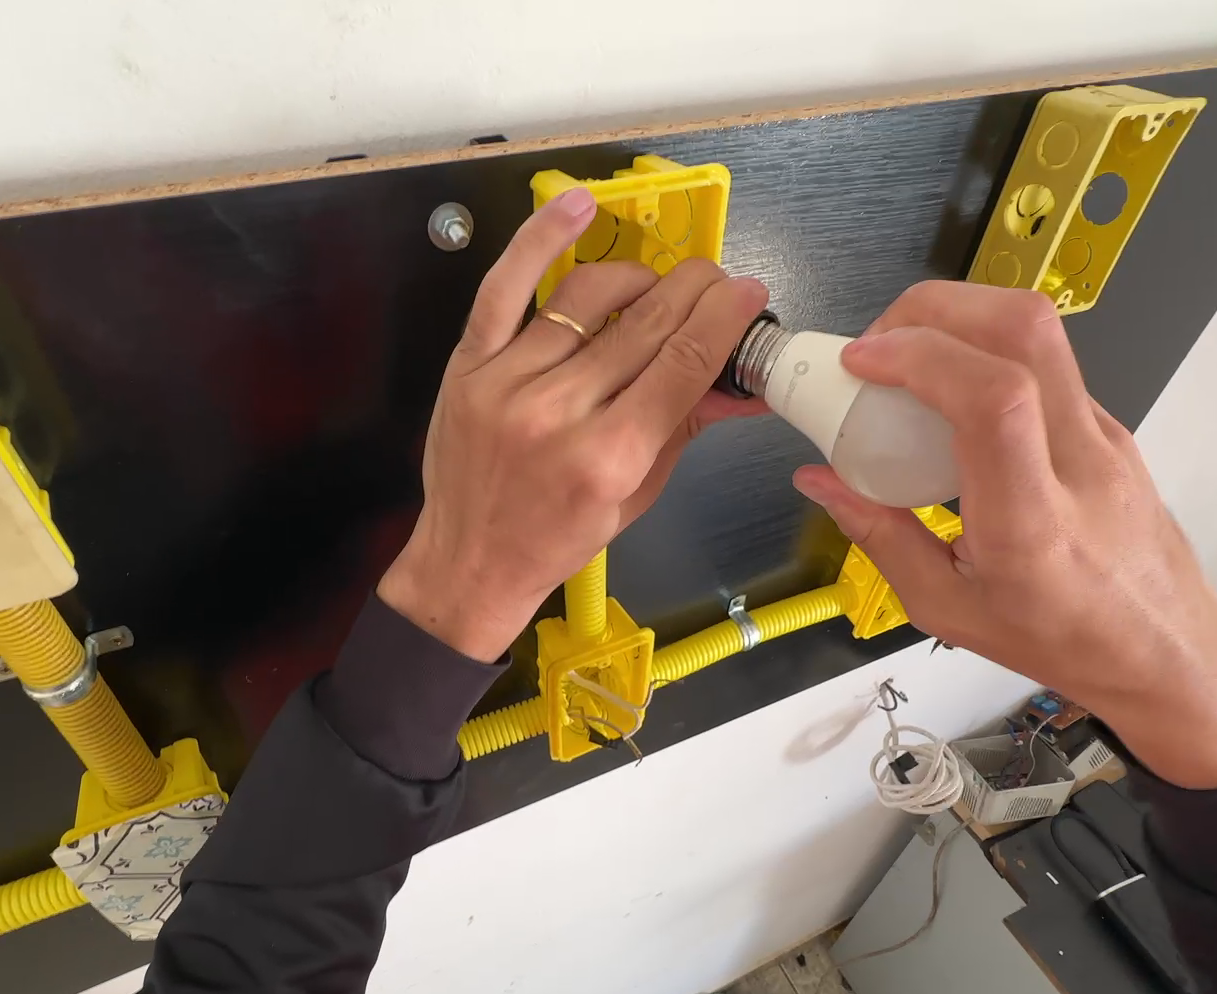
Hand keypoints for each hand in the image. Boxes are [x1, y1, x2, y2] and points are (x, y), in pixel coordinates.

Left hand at [379, 187, 767, 660]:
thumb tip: (736, 385)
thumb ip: (682, 432)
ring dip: (639, 276)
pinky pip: (504, 286)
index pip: (685, 361)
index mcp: (610, 457)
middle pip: (647, 322)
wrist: (471, 564)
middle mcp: (560, 413)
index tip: (747, 293)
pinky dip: (540, 239)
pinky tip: (576, 207)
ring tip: (656, 284)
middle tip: (714, 280)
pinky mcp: (469, 366)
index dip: (726, 318)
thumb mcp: (635, 499)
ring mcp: (508, 383)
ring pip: (588, 296)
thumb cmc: (556, 542)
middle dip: (695, 289)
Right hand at [793, 281, 1216, 788]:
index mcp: (1030, 519)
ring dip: (955, 318)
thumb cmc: (1054, 638)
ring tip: (901, 359)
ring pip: (1037, 329)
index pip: (992, 398)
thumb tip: (818, 479)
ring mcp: (1101, 431)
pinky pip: (1039, 359)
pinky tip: (942, 392)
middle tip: (873, 346)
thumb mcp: (942, 605)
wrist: (1167, 649)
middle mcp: (1077, 459)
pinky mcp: (1104, 422)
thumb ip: (876, 534)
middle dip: (932, 309)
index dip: (920, 357)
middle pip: (1023, 329)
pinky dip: (976, 347)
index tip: (859, 362)